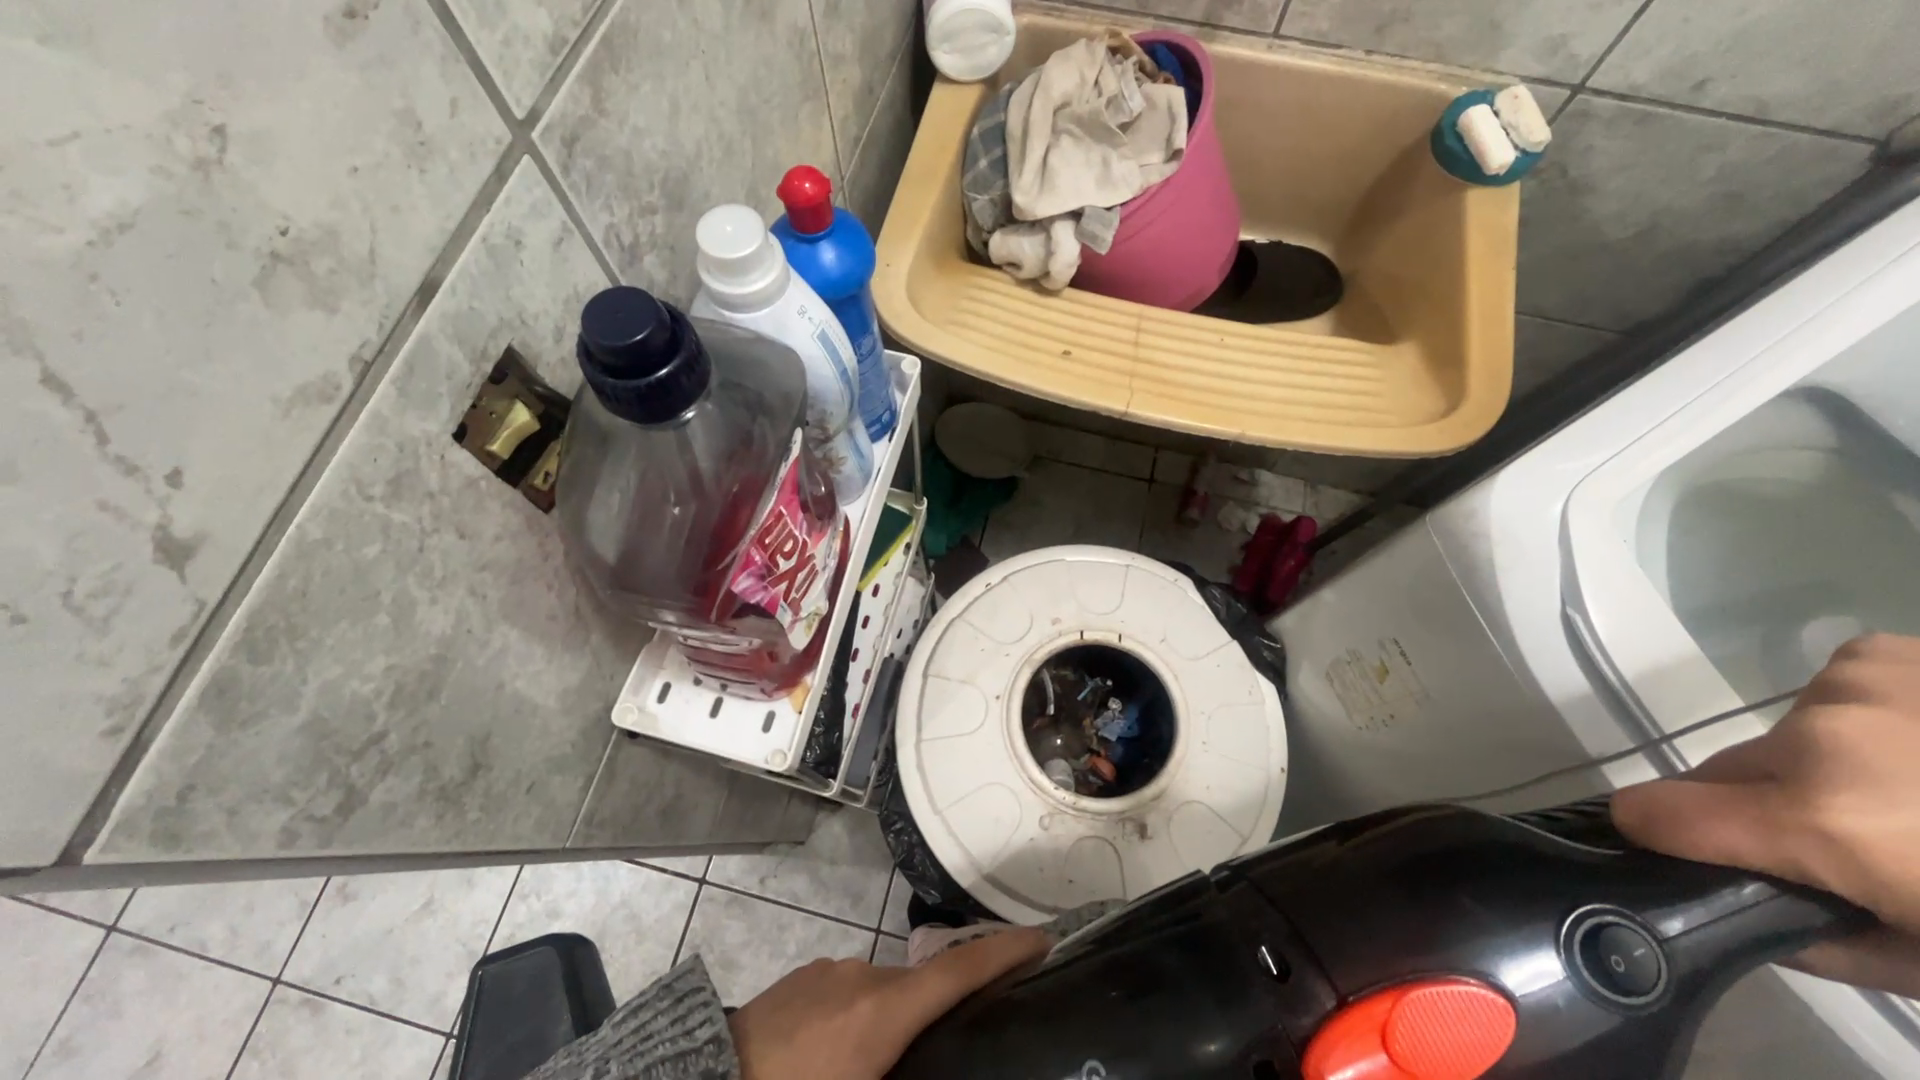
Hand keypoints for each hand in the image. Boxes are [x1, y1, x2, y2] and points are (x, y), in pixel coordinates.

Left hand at [728, 927, 1049, 1079]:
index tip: (1043, 939)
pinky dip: (855, 1015)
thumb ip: (901, 1068)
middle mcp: (864, 976)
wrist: (701, 1077)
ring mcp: (829, 971)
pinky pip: (846, 991)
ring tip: (873, 1066)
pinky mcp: (801, 976)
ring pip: (880, 991)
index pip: (960, 969)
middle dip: (938, 1012)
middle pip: (922, 986)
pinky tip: (833, 1054)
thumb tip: (922, 1054)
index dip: (1006, 951)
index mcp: (884, 1011)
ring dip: (888, 1020)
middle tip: (945, 1047)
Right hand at [1612, 633, 1919, 996]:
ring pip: (1779, 740)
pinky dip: (1855, 726)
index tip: (1676, 856)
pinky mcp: (1883, 656)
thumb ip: (1811, 939)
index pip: (1650, 812)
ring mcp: (1851, 685)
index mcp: (1820, 818)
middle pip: (1719, 776)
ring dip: (1811, 771)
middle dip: (1753, 812)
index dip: (1655, 839)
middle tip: (1838, 851)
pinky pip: (1829, 696)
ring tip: (1908, 798)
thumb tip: (1734, 909)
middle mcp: (1816, 738)